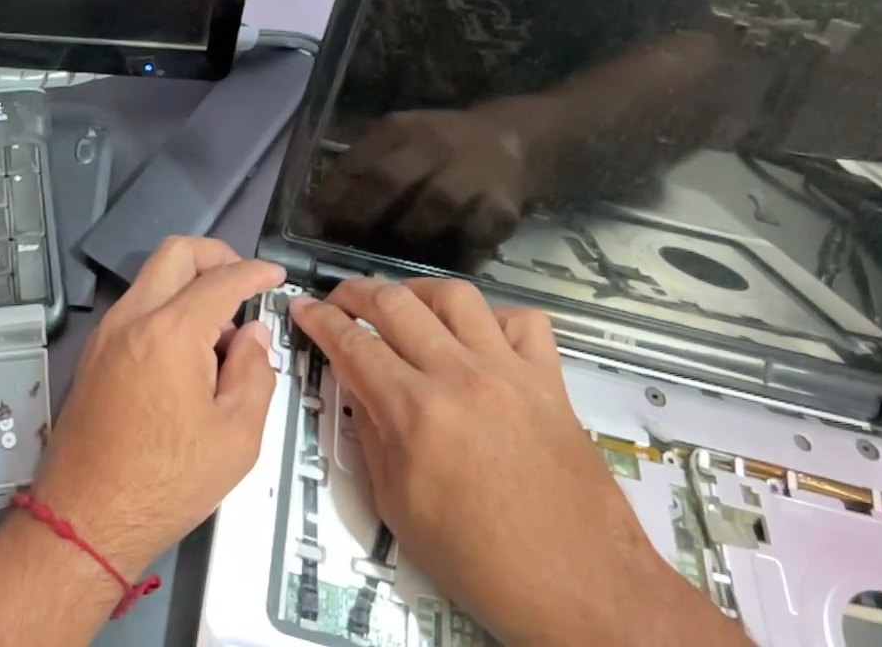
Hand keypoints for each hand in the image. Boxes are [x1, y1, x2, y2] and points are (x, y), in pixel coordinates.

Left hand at [30, 237, 283, 575]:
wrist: (86, 518)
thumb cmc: (165, 483)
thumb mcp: (236, 437)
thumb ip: (254, 374)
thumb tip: (253, 336)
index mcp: (169, 333)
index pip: (220, 280)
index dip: (255, 272)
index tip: (275, 275)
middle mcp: (131, 319)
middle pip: (175, 252)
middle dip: (216, 255)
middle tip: (244, 282)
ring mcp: (106, 333)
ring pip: (151, 278)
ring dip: (189, 283)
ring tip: (221, 330)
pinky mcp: (94, 353)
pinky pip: (136, 307)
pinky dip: (167, 307)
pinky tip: (188, 351)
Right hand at [290, 278, 744, 646]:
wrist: (579, 588)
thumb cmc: (478, 560)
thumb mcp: (397, 506)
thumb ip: (370, 434)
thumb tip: (357, 386)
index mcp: (415, 412)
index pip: (352, 343)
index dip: (318, 319)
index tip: (302, 308)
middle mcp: (460, 376)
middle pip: (394, 303)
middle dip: (354, 292)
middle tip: (338, 301)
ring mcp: (510, 372)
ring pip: (454, 295)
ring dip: (417, 292)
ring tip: (402, 306)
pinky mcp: (550, 380)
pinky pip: (522, 321)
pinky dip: (492, 318)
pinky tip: (476, 337)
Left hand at [309, 100, 548, 261]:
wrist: (514, 137)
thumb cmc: (440, 145)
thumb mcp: (399, 138)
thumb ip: (364, 167)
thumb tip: (317, 212)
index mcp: (401, 130)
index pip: (357, 161)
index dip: (331, 195)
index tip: (310, 223)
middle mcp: (434, 147)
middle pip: (388, 179)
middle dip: (359, 215)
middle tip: (341, 244)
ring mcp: (470, 175)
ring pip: (430, 208)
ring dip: (402, 235)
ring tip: (384, 258)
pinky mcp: (500, 206)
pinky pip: (470, 236)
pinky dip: (449, 254)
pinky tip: (432, 267)